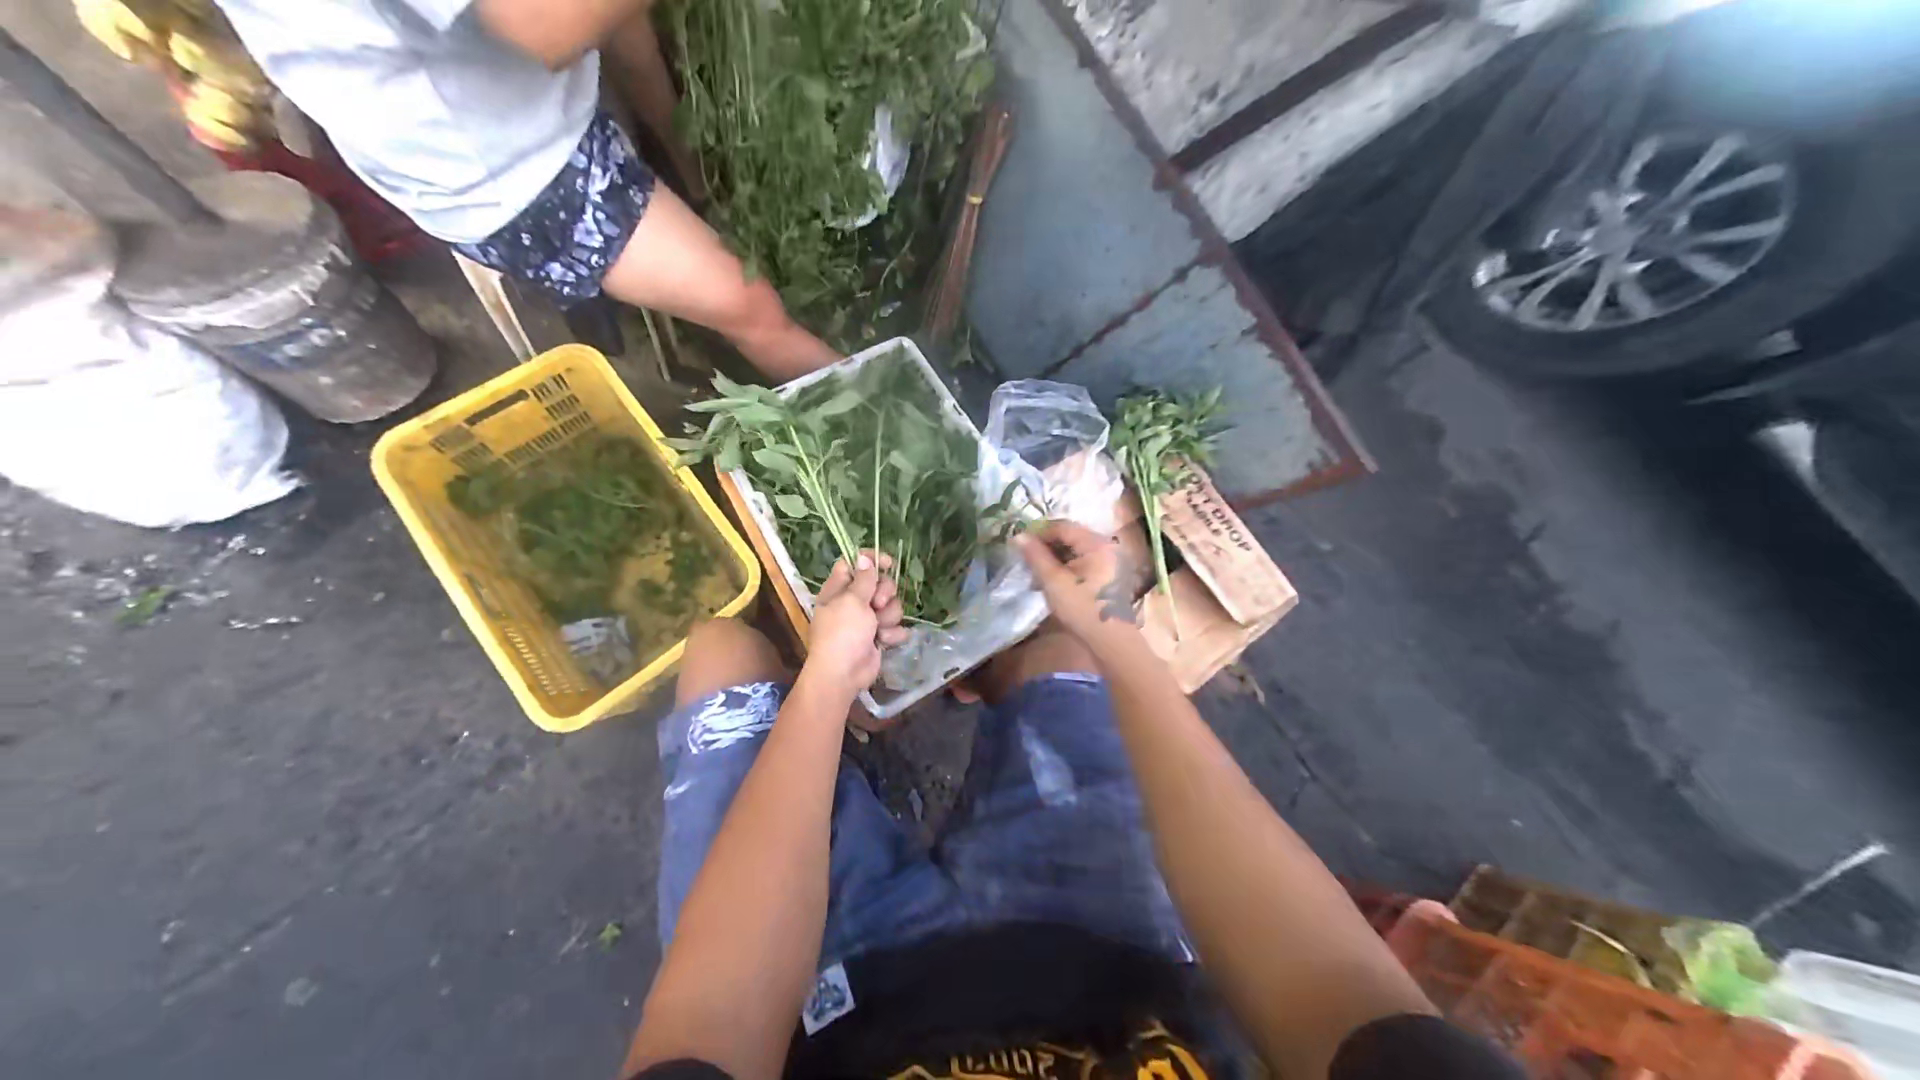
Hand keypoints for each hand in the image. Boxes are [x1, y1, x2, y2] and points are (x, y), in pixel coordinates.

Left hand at [803, 552, 908, 700]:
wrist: (843, 673)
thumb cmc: (842, 633)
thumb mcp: (852, 600)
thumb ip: (863, 579)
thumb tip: (863, 557)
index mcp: (839, 589)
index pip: (856, 563)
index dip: (872, 560)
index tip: (888, 563)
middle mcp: (853, 602)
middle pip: (879, 583)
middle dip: (885, 593)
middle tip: (877, 605)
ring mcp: (867, 620)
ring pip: (891, 605)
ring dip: (888, 617)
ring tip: (878, 629)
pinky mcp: (879, 636)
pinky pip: (895, 627)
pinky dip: (892, 634)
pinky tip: (883, 642)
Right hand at [1013, 521, 1140, 647]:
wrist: (1110, 640)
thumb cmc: (1081, 607)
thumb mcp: (1053, 581)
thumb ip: (1036, 556)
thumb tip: (1018, 535)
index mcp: (1096, 543)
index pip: (1063, 526)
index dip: (1039, 532)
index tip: (1021, 545)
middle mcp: (1106, 546)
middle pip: (1070, 537)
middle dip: (1047, 547)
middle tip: (1028, 560)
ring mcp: (1110, 562)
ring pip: (1076, 551)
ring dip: (1055, 559)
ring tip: (1038, 574)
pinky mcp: (1108, 576)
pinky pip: (1084, 563)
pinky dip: (1067, 568)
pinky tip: (1053, 582)